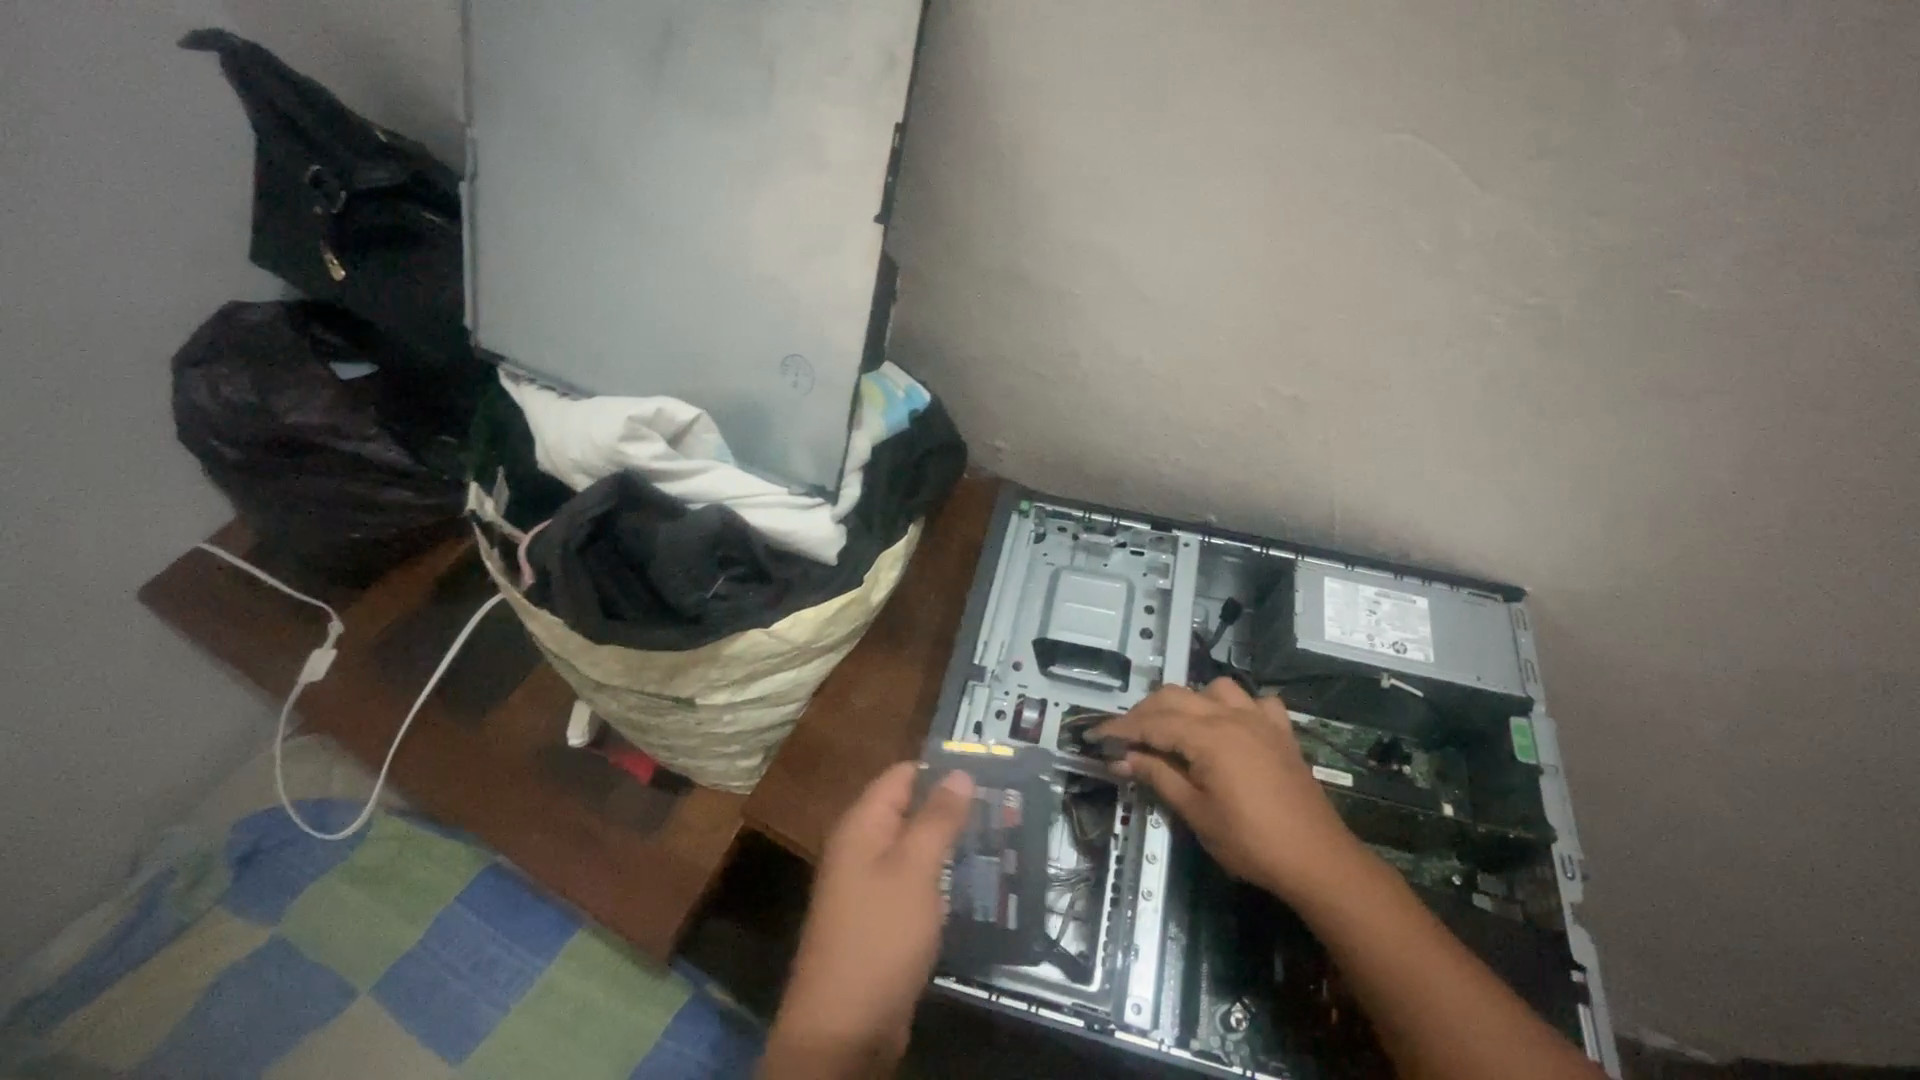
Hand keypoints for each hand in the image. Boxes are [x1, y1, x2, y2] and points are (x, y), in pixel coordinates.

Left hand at [764, 762, 973, 1077]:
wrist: (843, 1026)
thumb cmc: (880, 935)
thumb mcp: (914, 870)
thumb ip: (937, 819)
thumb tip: (960, 771)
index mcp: (862, 826)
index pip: (902, 776)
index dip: (942, 769)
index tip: (991, 771)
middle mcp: (861, 849)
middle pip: (909, 811)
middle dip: (953, 808)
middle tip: (1006, 807)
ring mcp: (869, 887)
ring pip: (915, 850)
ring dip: (951, 846)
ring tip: (1001, 840)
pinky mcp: (881, 921)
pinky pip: (915, 884)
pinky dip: (942, 880)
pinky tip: (975, 885)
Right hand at [1095, 678, 1365, 902]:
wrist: (1316, 859)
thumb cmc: (1250, 842)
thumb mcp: (1195, 813)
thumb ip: (1158, 777)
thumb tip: (1122, 759)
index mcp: (1208, 737)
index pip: (1152, 723)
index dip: (1120, 728)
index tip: (1095, 736)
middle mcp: (1232, 717)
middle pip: (1176, 697)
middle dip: (1146, 712)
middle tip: (1127, 738)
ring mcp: (1261, 720)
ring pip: (1215, 689)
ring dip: (1190, 701)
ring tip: (1177, 728)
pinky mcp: (1282, 732)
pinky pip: (1256, 702)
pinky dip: (1237, 706)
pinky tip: (1231, 726)